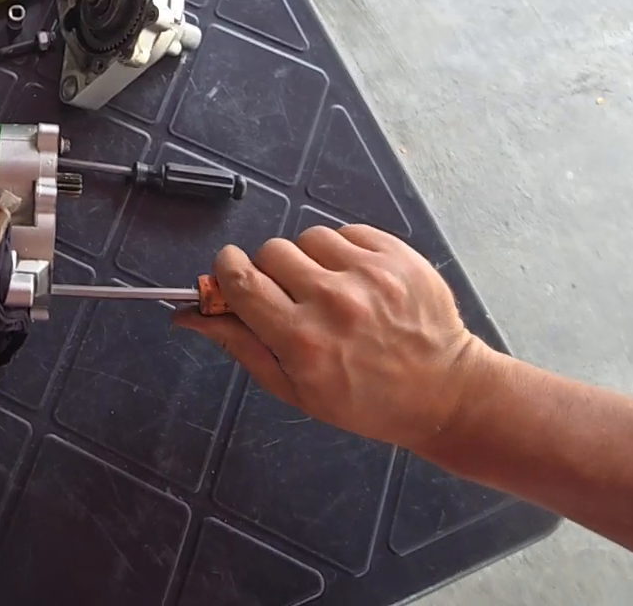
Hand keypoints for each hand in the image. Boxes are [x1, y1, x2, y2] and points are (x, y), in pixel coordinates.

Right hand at [174, 224, 499, 449]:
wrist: (447, 395)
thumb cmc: (363, 401)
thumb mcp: (292, 387)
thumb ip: (237, 343)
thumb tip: (186, 313)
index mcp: (301, 340)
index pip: (239, 278)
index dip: (228, 270)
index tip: (235, 274)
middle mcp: (333, 303)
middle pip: (269, 251)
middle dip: (272, 269)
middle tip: (293, 295)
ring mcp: (370, 276)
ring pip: (307, 237)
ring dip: (310, 258)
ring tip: (332, 288)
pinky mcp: (398, 257)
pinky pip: (345, 231)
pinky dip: (344, 250)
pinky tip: (359, 280)